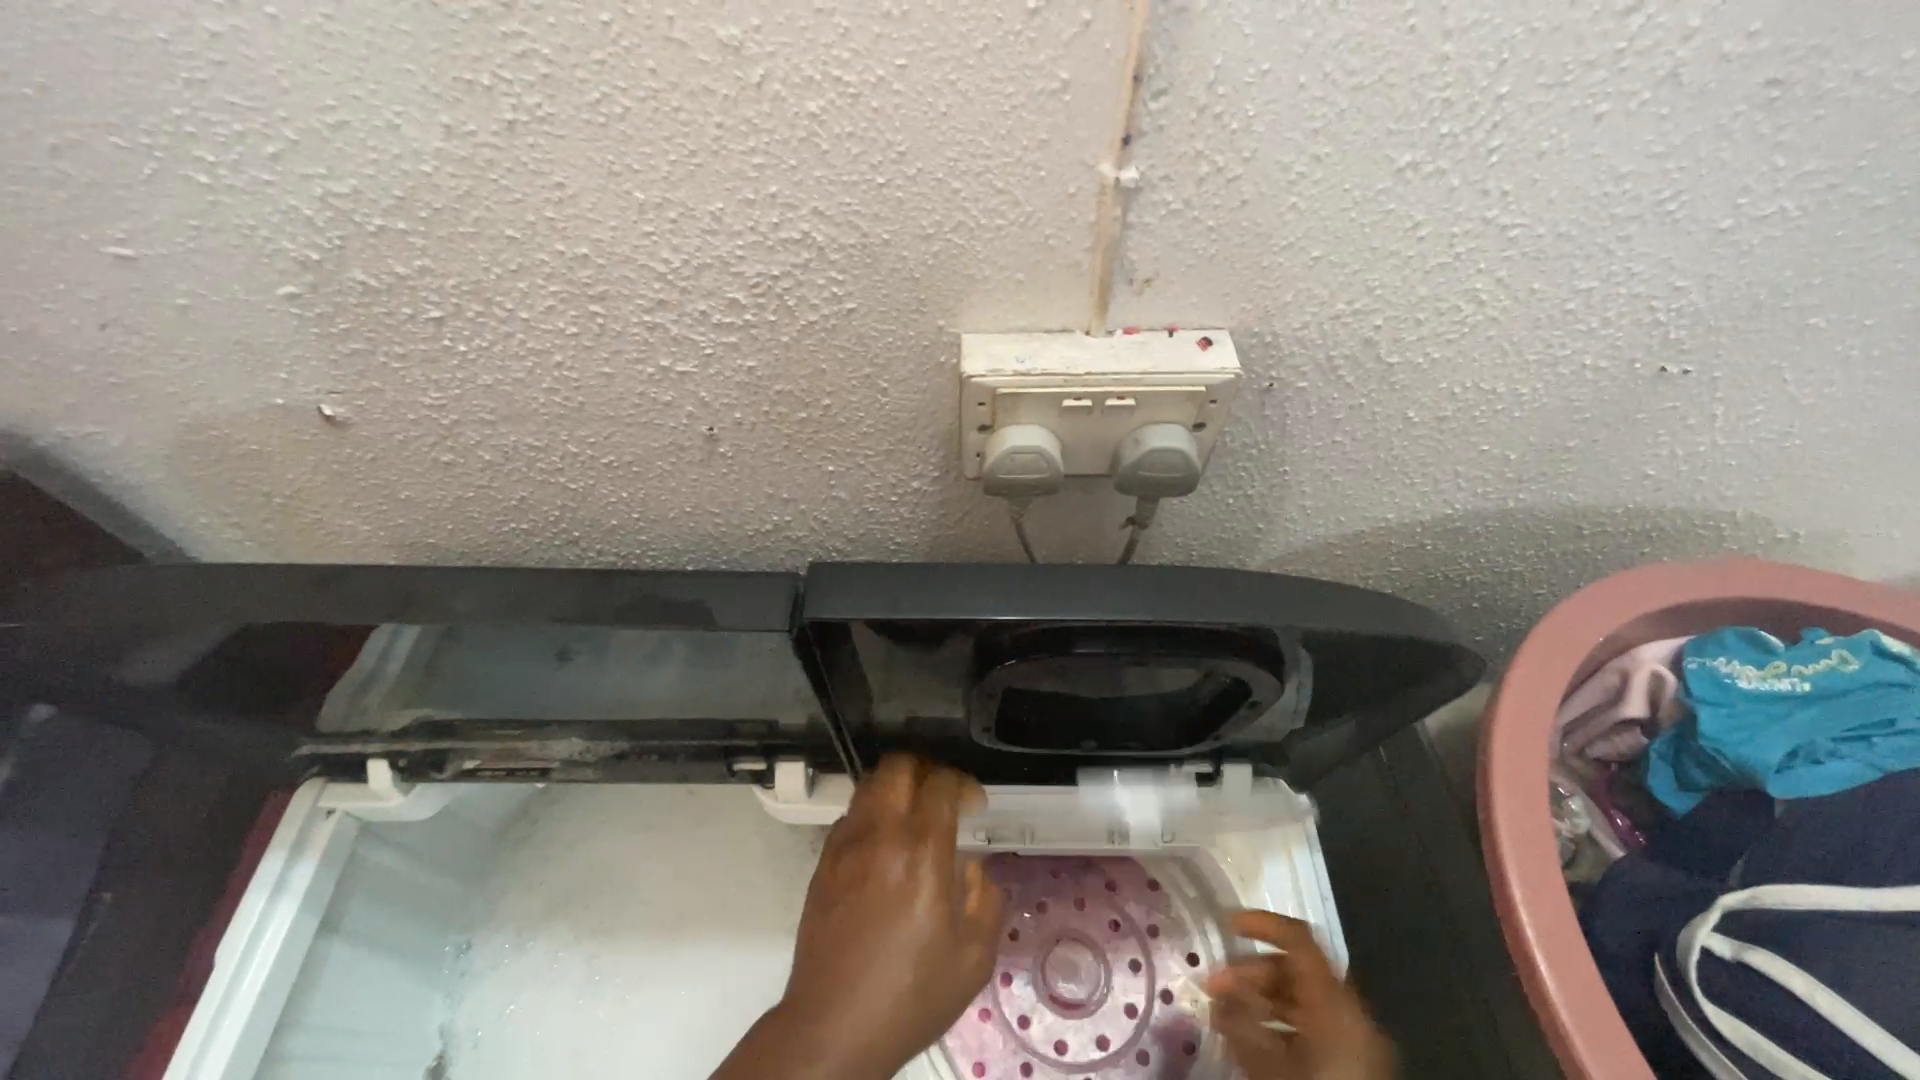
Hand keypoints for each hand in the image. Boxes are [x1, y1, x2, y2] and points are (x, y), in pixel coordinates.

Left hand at [711, 755, 1002, 1079]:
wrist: (834, 1026)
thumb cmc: (910, 996)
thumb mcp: (973, 958)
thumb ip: (985, 898)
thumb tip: (974, 866)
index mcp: (922, 853)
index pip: (941, 784)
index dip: (964, 784)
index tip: (976, 807)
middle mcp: (880, 836)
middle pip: (898, 767)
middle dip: (928, 772)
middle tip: (944, 799)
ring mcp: (845, 847)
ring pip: (869, 785)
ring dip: (897, 788)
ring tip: (914, 817)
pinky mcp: (822, 864)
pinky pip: (849, 817)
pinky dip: (871, 814)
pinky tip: (885, 847)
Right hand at [1206, 911, 1396, 1079]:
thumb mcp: (1268, 1065)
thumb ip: (1240, 1022)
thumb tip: (1219, 993)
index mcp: (1335, 1002)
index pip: (1298, 939)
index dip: (1262, 924)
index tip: (1226, 924)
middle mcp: (1351, 1012)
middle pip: (1298, 970)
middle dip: (1252, 971)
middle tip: (1214, 985)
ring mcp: (1357, 1040)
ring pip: (1305, 1000)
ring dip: (1263, 999)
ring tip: (1227, 1014)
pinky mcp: (1356, 1066)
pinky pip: (1316, 1028)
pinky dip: (1282, 1024)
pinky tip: (1254, 1042)